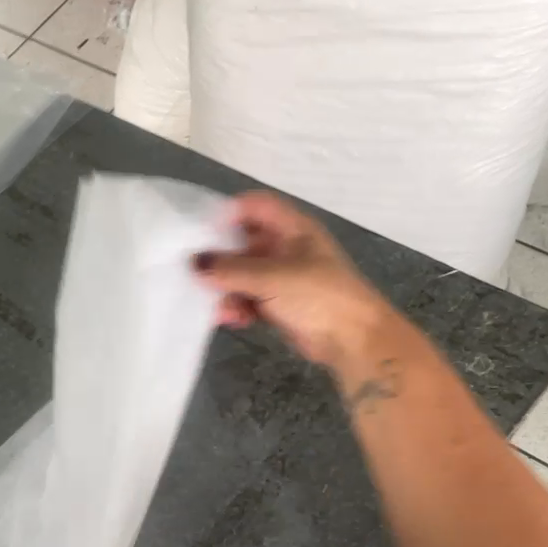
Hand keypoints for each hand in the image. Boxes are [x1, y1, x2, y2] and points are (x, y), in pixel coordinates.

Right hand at [194, 192, 388, 370]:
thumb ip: (231, 270)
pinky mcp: (277, 304)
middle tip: (194, 275)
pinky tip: (231, 320)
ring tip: (218, 308)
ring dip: (225, 291)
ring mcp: (280, 278)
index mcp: (292, 229)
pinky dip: (236, 308)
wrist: (352, 339)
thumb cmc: (319, 296)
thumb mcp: (272, 277)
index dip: (227, 214)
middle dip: (219, 260)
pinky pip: (247, 299)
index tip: (199, 233)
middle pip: (241, 244)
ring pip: (240, 276)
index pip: (254, 207)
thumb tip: (195, 263)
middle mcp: (284, 248)